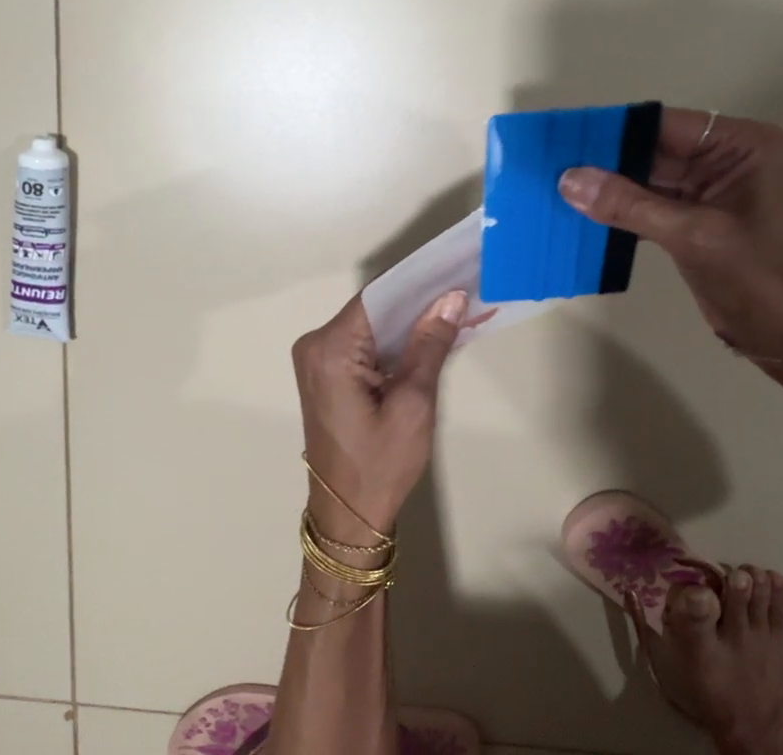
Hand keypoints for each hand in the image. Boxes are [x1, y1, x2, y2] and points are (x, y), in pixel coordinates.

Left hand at [291, 291, 467, 538]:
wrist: (348, 514)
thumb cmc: (381, 464)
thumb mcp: (414, 403)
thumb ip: (429, 345)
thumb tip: (451, 298)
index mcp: (331, 349)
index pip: (379, 297)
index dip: (419, 282)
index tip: (456, 268)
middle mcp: (316, 345)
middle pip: (374, 309)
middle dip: (419, 301)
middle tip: (466, 288)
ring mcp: (317, 359)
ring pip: (371, 325)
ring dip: (410, 321)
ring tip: (457, 308)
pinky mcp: (326, 374)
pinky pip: (365, 344)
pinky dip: (395, 341)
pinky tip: (430, 335)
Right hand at [559, 109, 782, 361]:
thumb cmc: (758, 279)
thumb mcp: (692, 236)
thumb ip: (629, 205)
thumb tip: (569, 180)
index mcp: (745, 147)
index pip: (669, 125)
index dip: (617, 130)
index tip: (567, 136)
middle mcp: (729, 159)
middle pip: (655, 148)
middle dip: (607, 158)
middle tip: (552, 162)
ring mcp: (712, 191)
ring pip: (648, 177)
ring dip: (609, 185)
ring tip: (557, 184)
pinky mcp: (697, 220)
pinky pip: (650, 204)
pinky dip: (620, 209)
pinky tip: (582, 211)